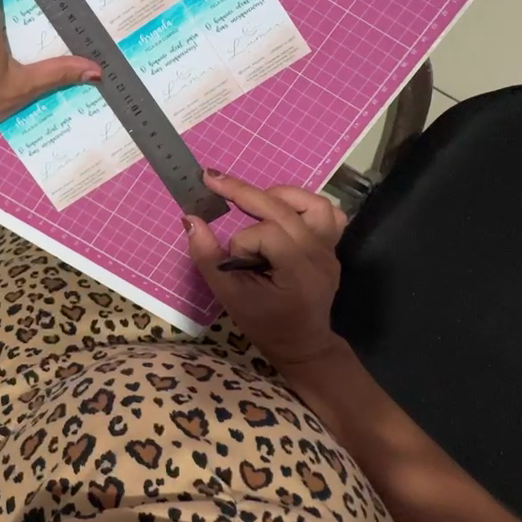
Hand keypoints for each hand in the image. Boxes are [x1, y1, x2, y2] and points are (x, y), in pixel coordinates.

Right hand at [182, 171, 347, 366]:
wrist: (301, 342)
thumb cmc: (263, 322)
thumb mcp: (228, 295)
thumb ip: (207, 255)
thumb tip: (190, 218)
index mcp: (298, 272)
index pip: (268, 234)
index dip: (242, 241)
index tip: (233, 259)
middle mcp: (319, 255)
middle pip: (283, 209)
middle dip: (244, 192)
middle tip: (213, 179)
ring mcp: (329, 249)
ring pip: (312, 203)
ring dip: (279, 195)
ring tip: (254, 201)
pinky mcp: (330, 246)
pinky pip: (328, 213)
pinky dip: (304, 205)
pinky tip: (282, 210)